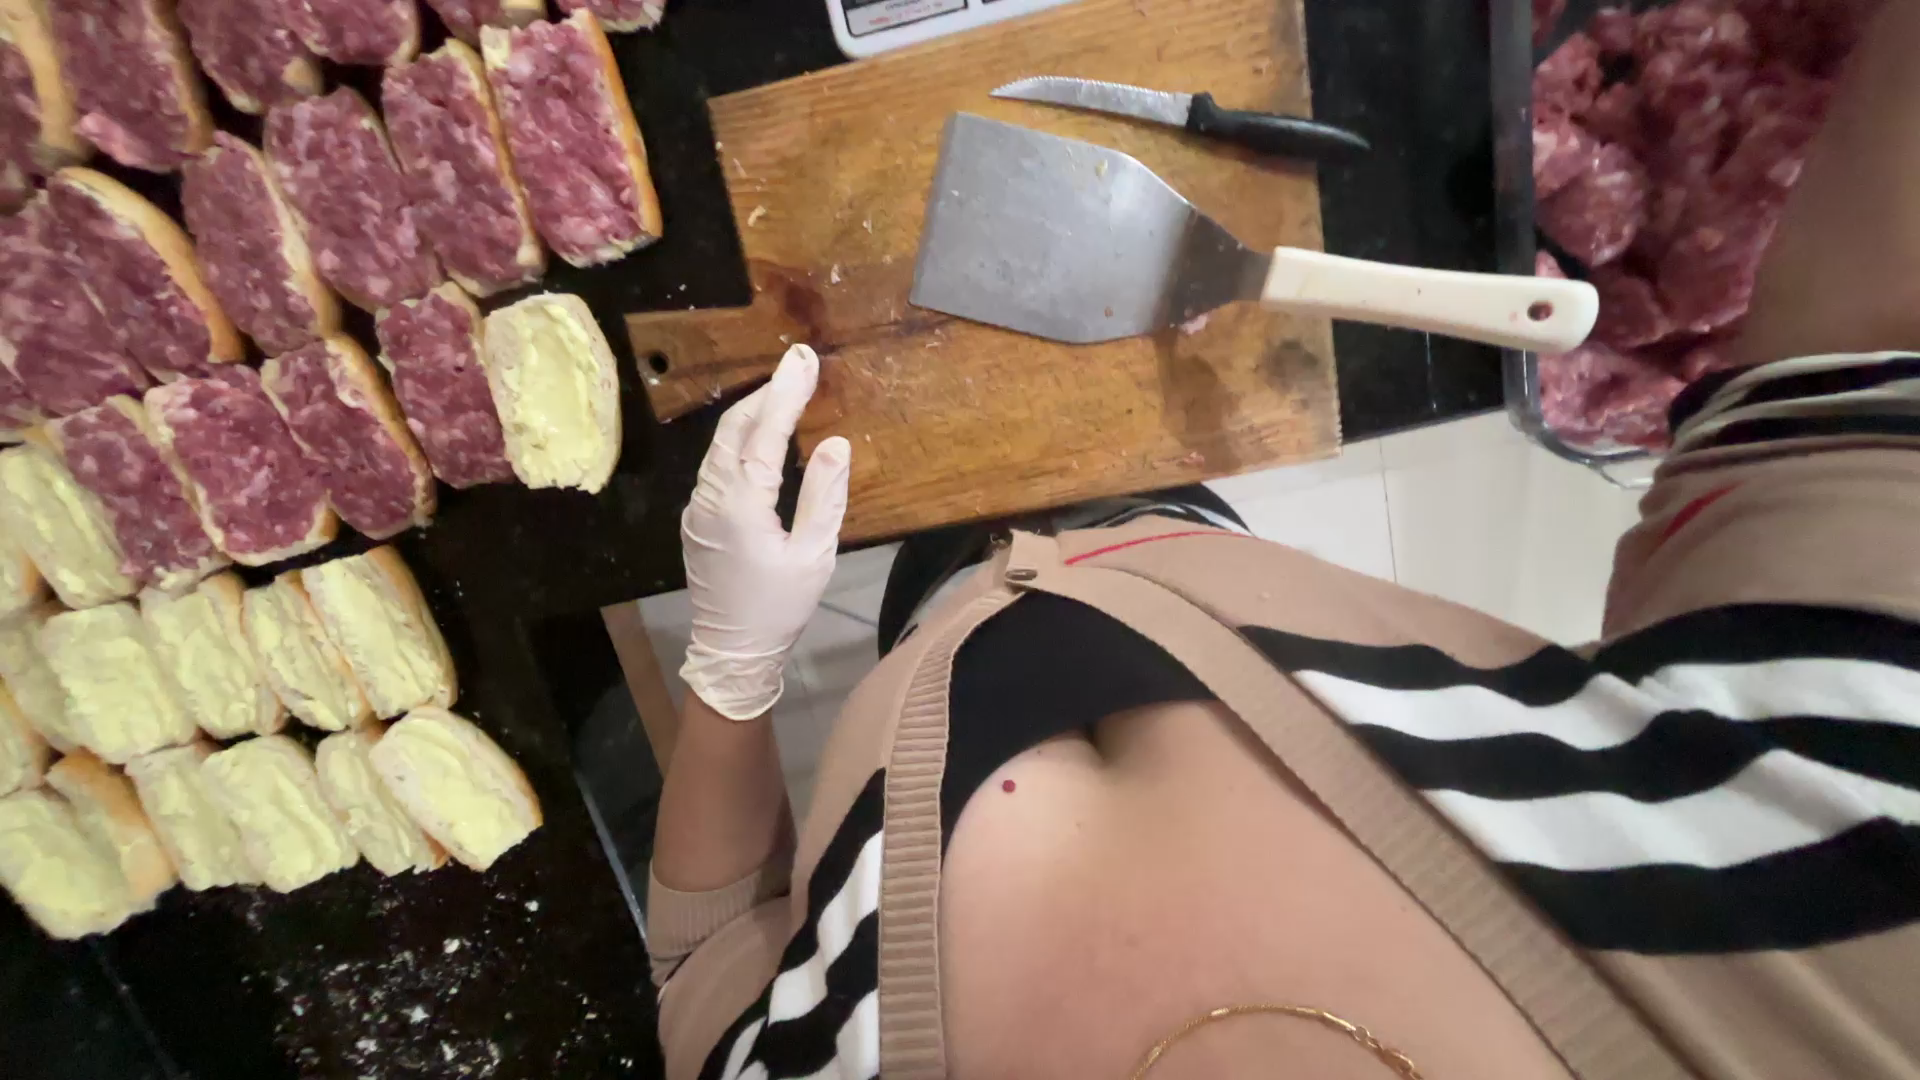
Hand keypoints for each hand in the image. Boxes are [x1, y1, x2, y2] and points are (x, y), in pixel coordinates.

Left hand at [679, 345, 850, 720]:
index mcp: (741, 503)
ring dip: (752, 414)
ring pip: (720, 444)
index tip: (803, 358)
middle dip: (766, 393)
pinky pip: (717, 465)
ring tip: (784, 393)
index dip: (786, 392)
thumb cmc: (779, 607)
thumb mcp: (814, 555)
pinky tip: (761, 437)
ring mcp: (697, 506)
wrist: (732, 651)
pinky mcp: (697, 518)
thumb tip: (834, 444)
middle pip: (733, 428)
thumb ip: (823, 495)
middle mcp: (710, 495)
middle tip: (797, 366)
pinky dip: (740, 440)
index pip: (764, 432)